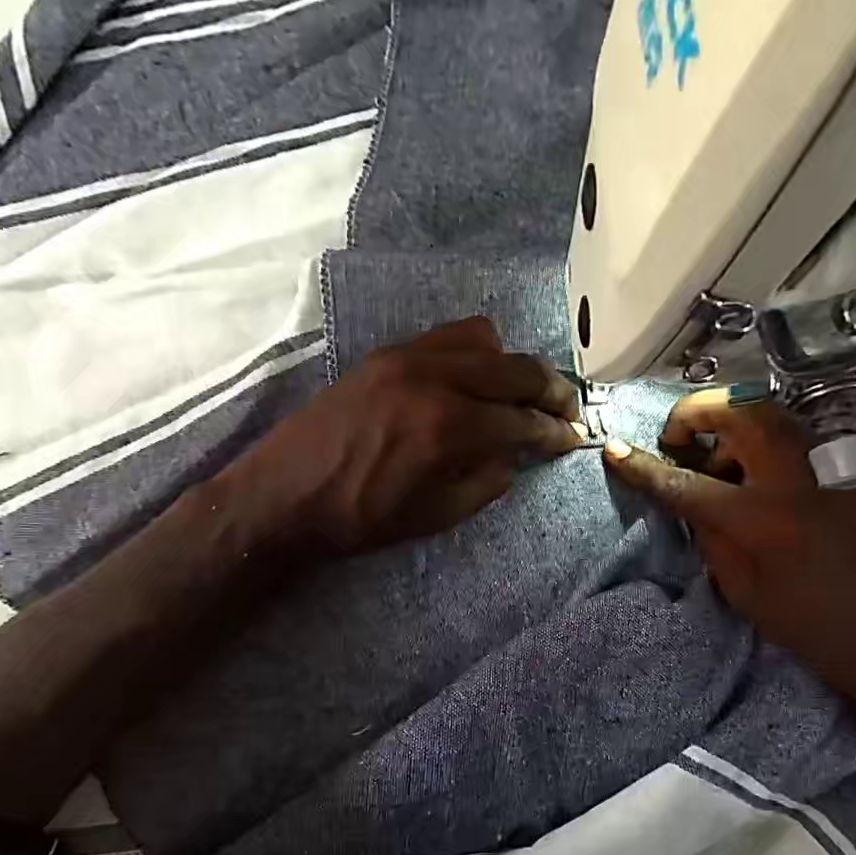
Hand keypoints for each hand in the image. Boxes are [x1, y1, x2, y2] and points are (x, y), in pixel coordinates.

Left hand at [216, 317, 583, 556]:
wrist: (281, 496)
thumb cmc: (361, 518)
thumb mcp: (438, 515)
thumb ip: (489, 481)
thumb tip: (514, 455)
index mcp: (448, 428)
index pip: (523, 420)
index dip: (555, 431)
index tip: (574, 438)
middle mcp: (434, 380)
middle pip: (516, 370)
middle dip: (552, 390)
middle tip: (567, 409)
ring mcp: (408, 358)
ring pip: (485, 339)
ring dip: (513, 364)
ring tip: (520, 390)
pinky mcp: (387, 354)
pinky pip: (448, 336)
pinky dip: (476, 352)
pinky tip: (475, 378)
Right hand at [601, 391, 855, 746]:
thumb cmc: (814, 627)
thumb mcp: (745, 591)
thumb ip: (712, 536)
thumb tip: (692, 498)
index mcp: (762, 518)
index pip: (686, 482)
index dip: (644, 467)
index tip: (614, 450)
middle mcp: (794, 476)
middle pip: (736, 411)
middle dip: (695, 413)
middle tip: (678, 441)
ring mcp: (825, 464)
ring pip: (768, 412)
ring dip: (730, 424)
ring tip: (718, 465)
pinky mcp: (844, 466)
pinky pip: (792, 432)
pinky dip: (761, 438)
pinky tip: (756, 476)